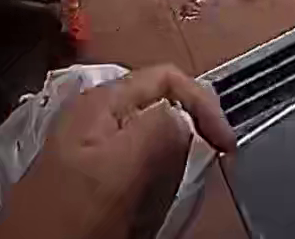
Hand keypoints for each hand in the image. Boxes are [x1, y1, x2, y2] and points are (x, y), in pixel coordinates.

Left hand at [0, 66, 235, 238]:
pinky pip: (136, 173)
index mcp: (105, 99)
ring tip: (156, 204)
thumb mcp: (116, 169)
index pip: (168, 77)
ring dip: (164, 173)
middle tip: (188, 180)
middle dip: (182, 143)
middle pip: (162, 110)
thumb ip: (156, 130)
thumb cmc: (69, 216)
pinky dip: (147, 192)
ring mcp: (94, 146)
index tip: (226, 144)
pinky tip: (138, 216)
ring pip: (153, 145)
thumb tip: (185, 117)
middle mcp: (101, 114)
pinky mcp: (92, 178)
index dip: (203, 102)